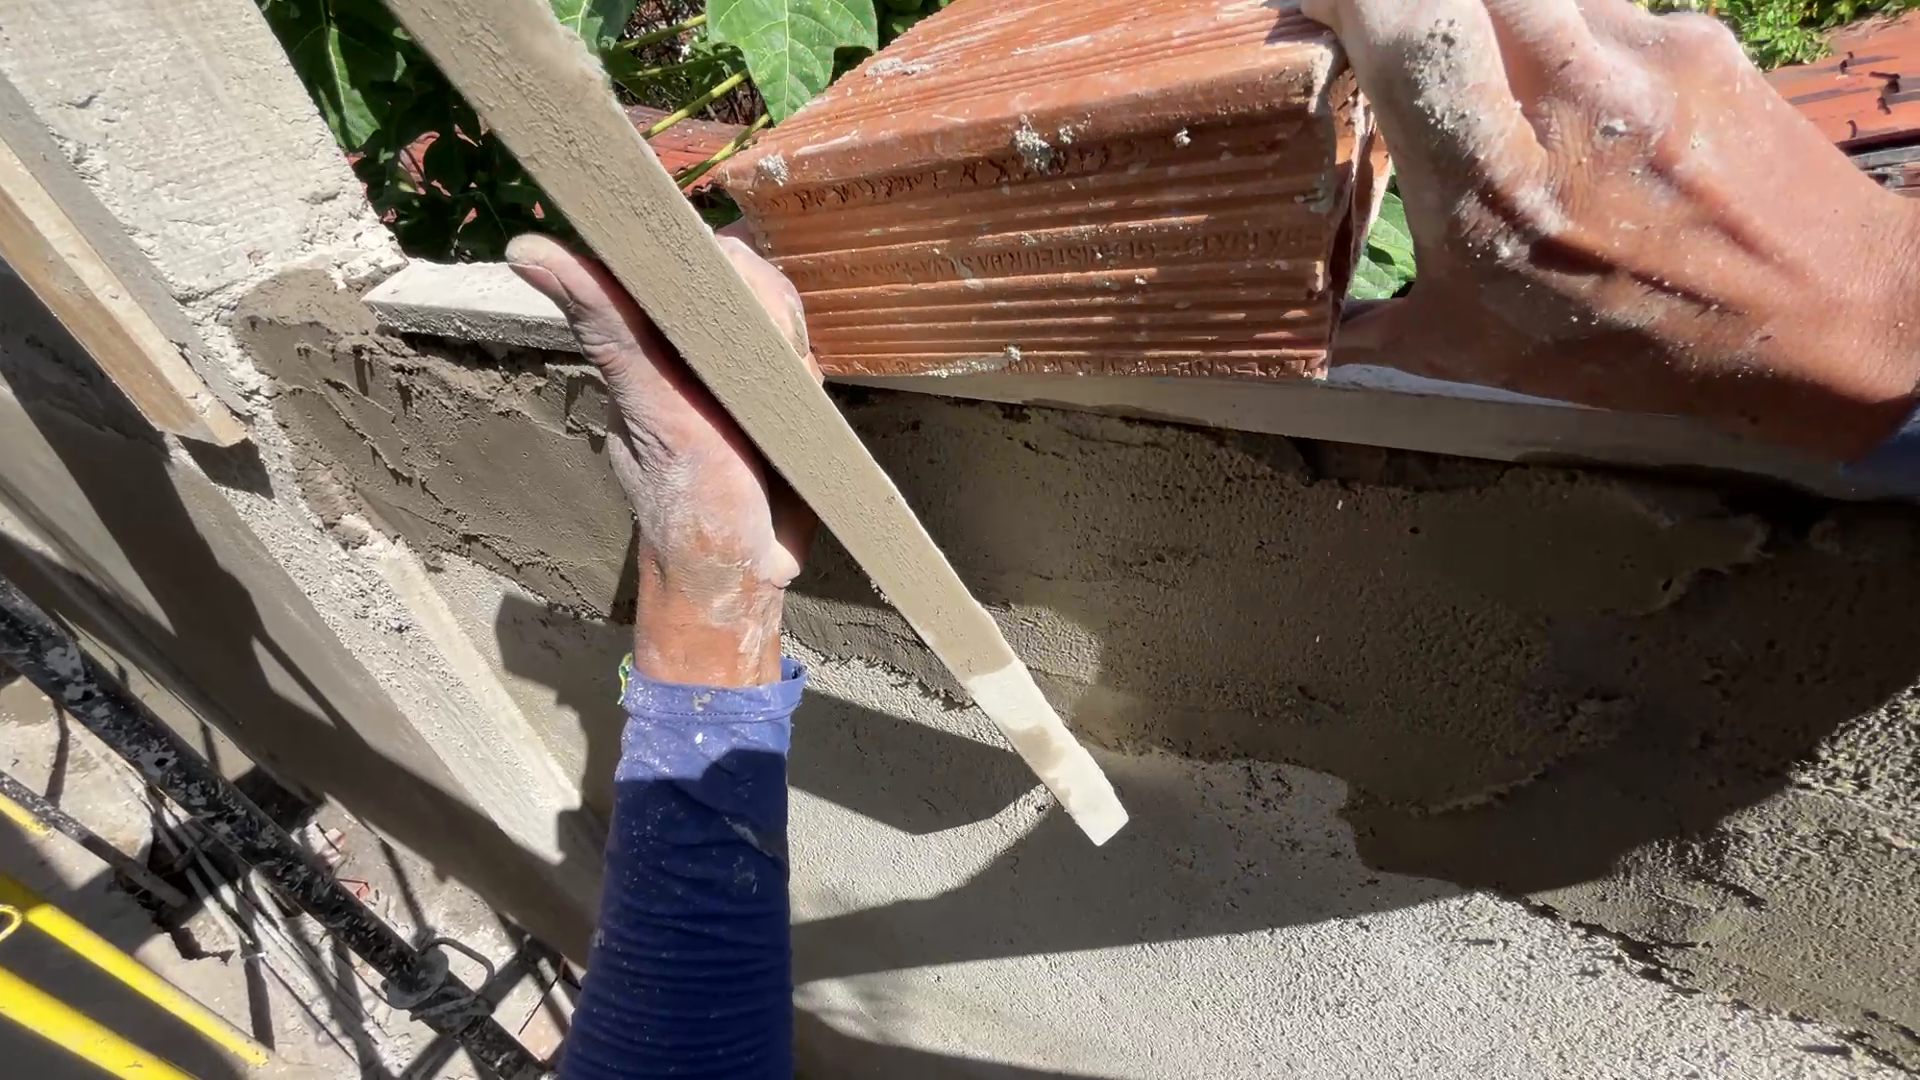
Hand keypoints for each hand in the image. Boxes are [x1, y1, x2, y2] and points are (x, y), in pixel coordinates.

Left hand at [507, 229, 819, 686]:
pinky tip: (803, 407)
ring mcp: (744, 370)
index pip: (685, 255)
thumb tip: (525, 247)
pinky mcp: (783, 398)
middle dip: (771, 318)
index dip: (720, 262)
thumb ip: (613, 333)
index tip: (743, 307)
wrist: (743, 572)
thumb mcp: (653, 414)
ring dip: (794, 353)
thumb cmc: (685, 504)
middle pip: (746, 279)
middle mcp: (697, 346)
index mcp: (653, 338)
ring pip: (782, 317)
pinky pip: (805, 359)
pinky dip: (812, 377)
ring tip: (784, 404)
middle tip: (768, 376)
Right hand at [1304, 0, 1919, 458]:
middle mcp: (1562, 97)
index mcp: (1488, 183)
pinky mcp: (1692, 31)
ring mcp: (1638, 49)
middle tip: (1366, 27)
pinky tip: (1527, 78)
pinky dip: (1531, 23)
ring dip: (1463, 8)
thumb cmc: (1614, 343)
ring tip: (1443, 57)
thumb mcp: (1462, 345)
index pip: (1408, 31)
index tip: (1305, 7)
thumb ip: (1369, 328)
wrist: (1809, 313)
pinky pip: (1583, 0)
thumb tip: (1305, 333)